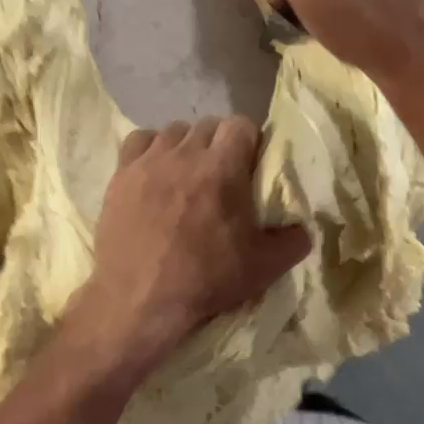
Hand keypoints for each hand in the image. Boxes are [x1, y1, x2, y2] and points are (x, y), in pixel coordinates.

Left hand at [66, 117, 311, 373]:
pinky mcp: (120, 175)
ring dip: (186, 144)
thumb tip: (303, 229)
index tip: (251, 163)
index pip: (241, 125)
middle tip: (223, 172)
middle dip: (220, 142)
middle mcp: (185, 154)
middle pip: (208, 125)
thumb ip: (292, 242)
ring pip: (173, 131)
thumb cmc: (205, 279)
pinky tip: (155, 170)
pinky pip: (138, 141)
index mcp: (224, 168)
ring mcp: (149, 162)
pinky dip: (151, 148)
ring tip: (188, 172)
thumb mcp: (263, 268)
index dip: (250, 140)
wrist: (140, 299)